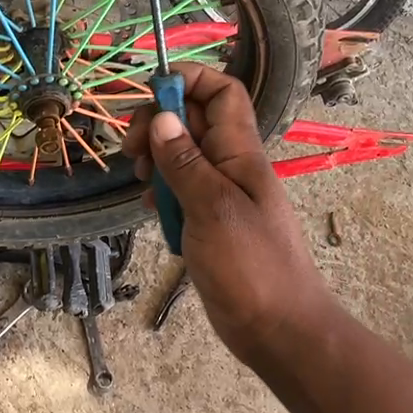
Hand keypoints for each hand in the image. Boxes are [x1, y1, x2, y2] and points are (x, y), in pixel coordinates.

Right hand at [121, 63, 334, 366]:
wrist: (281, 333)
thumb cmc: (252, 267)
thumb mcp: (212, 209)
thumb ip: (184, 163)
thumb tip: (161, 117)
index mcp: (240, 151)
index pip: (222, 91)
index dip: (190, 79)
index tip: (149, 94)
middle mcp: (230, 164)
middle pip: (194, 119)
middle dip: (159, 122)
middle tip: (131, 148)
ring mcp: (220, 193)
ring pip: (182, 154)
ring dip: (157, 158)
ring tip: (139, 179)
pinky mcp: (209, 221)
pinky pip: (181, 190)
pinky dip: (163, 192)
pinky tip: (149, 208)